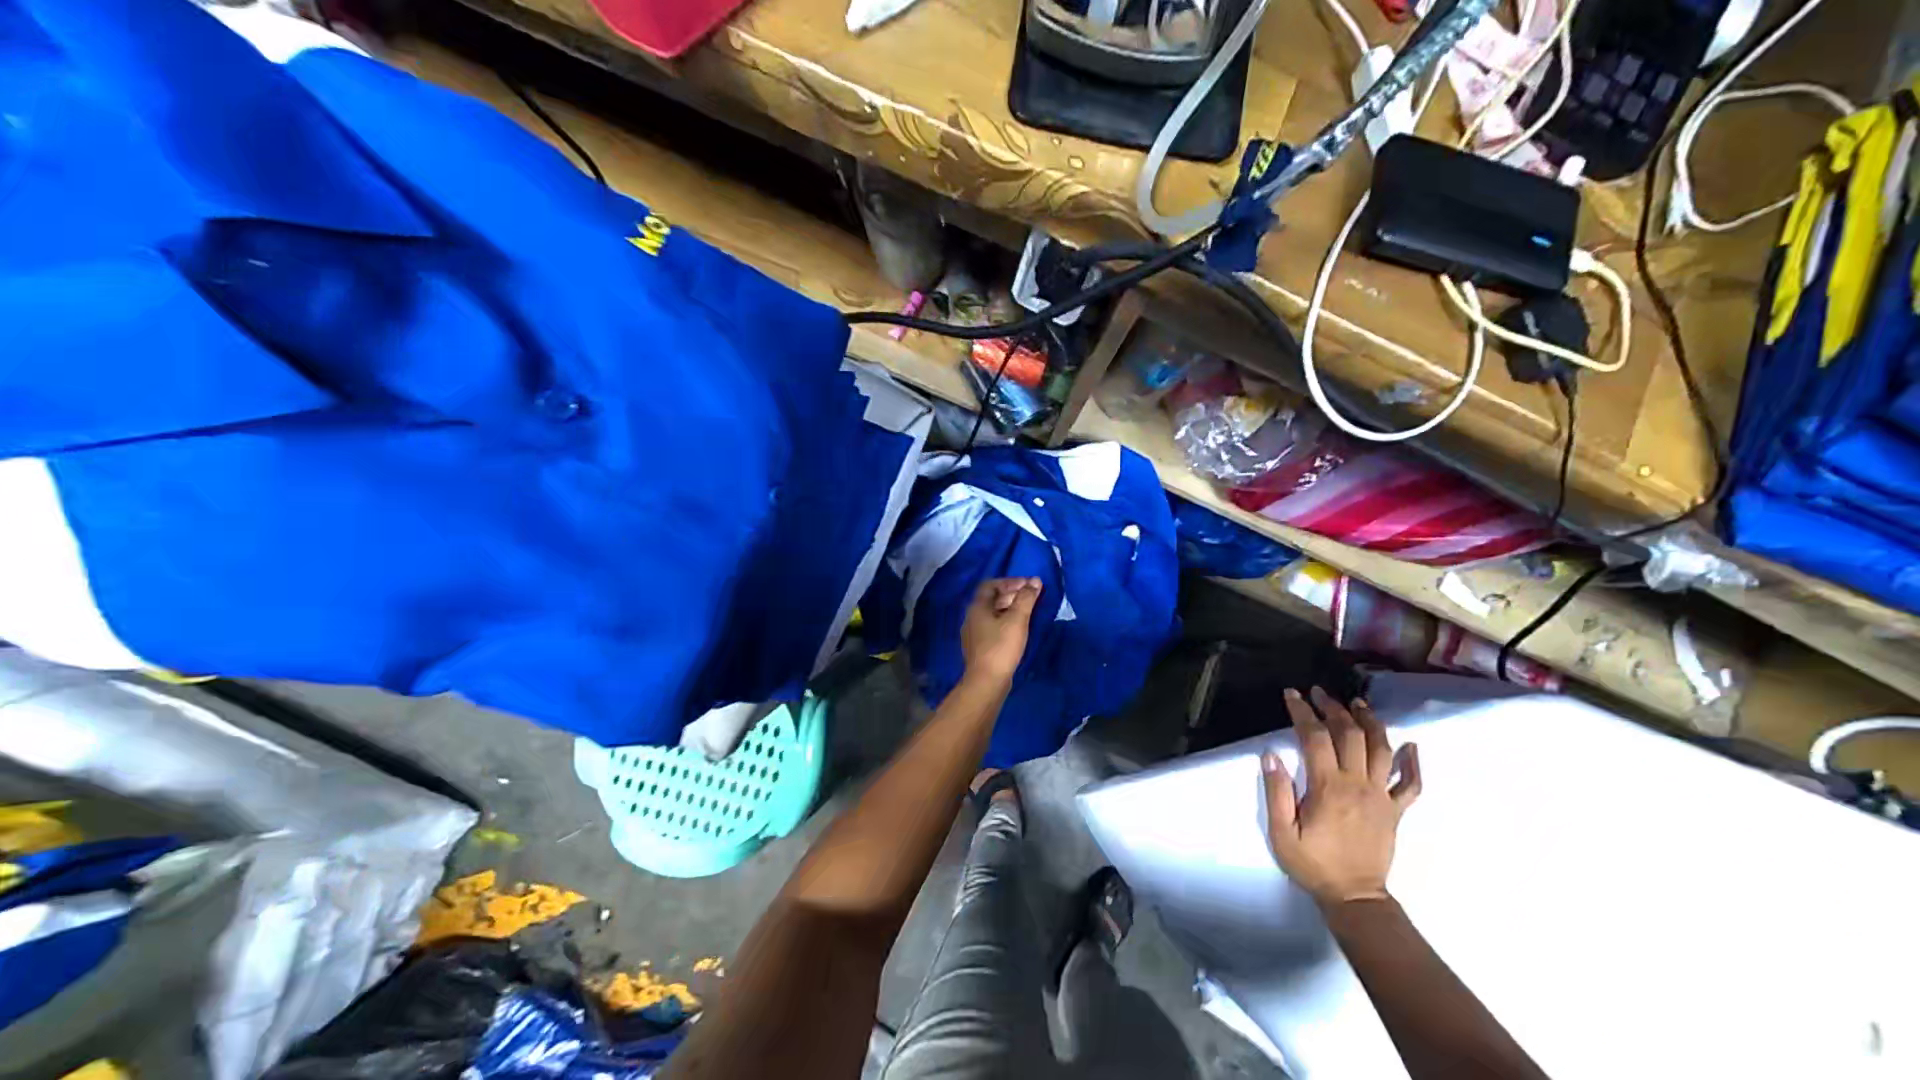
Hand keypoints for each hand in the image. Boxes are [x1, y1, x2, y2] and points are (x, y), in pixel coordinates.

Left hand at [960, 577, 1040, 685]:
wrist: (986, 681)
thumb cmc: (1001, 647)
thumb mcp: (1017, 619)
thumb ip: (1026, 598)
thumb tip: (1035, 581)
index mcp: (977, 607)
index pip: (990, 584)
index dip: (1010, 581)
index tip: (1028, 585)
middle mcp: (972, 617)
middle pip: (992, 599)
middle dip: (1012, 594)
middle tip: (1031, 597)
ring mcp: (974, 634)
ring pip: (993, 614)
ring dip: (1010, 609)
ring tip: (1028, 612)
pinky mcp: (980, 647)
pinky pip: (993, 627)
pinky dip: (1006, 622)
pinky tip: (1018, 630)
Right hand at [1262, 687, 1420, 906]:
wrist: (1354, 897)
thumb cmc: (1312, 864)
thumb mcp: (1281, 833)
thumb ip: (1276, 792)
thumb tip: (1270, 755)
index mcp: (1328, 787)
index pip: (1314, 737)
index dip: (1302, 712)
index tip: (1292, 695)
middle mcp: (1358, 784)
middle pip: (1350, 734)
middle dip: (1334, 707)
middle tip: (1319, 692)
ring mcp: (1381, 796)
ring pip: (1382, 749)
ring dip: (1370, 722)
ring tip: (1358, 704)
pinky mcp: (1395, 810)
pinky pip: (1411, 784)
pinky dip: (1413, 763)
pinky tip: (1412, 746)